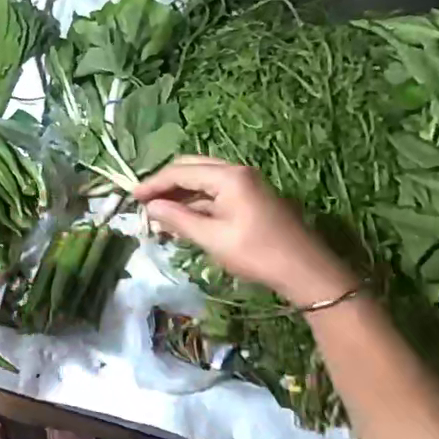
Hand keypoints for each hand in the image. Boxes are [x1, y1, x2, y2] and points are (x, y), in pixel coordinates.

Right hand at [135, 157, 357, 305]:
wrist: (306, 271)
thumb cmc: (257, 253)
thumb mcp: (212, 238)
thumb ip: (179, 219)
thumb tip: (151, 207)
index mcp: (228, 177)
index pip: (180, 172)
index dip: (153, 184)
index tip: (132, 197)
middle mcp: (237, 172)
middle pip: (191, 167)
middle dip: (166, 182)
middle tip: (144, 200)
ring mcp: (247, 183)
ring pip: (203, 178)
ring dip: (180, 191)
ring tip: (159, 211)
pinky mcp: (252, 197)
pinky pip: (216, 189)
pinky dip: (196, 200)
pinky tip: (183, 216)